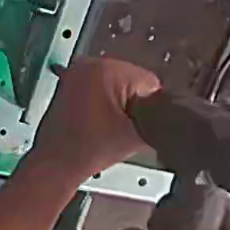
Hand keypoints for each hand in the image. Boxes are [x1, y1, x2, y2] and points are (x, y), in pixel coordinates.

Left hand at [24, 59, 160, 185]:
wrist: (56, 164)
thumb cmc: (86, 150)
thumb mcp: (136, 135)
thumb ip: (160, 120)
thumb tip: (173, 116)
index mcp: (106, 70)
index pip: (149, 82)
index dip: (151, 107)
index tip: (140, 123)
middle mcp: (89, 65)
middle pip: (132, 81)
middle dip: (133, 104)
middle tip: (123, 127)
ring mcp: (76, 74)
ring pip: (117, 86)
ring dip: (119, 104)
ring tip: (109, 126)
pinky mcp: (69, 85)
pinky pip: (99, 89)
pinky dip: (104, 104)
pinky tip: (100, 122)